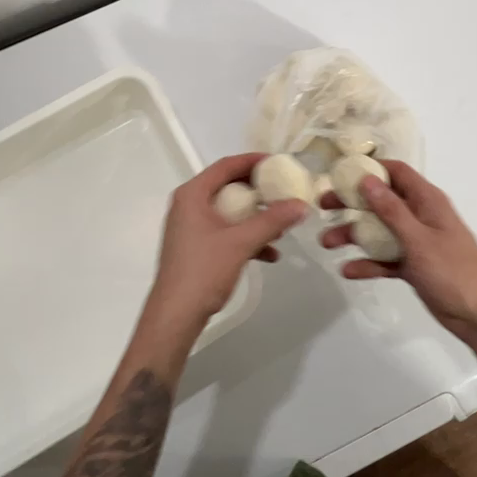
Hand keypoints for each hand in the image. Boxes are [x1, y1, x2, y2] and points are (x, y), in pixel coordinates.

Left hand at [145, 153, 306, 331]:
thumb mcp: (241, 242)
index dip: (252, 161)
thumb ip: (271, 221)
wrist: (175, 315)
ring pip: (228, 211)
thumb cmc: (203, 271)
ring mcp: (190, 226)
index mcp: (192, 194)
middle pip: (228, 187)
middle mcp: (188, 204)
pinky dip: (245, 237)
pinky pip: (224, 232)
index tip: (278, 162)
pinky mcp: (195, 246)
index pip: (225, 165)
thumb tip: (301, 204)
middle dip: (258, 192)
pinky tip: (270, 254)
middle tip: (283, 191)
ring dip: (254, 218)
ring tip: (281, 226)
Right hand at [320, 160, 476, 340]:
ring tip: (326, 243)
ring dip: (354, 234)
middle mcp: (419, 216)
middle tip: (323, 206)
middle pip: (381, 201)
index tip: (341, 173)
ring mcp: (415, 241)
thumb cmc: (453, 271)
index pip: (396, 172)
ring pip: (379, 230)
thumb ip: (392, 210)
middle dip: (352, 203)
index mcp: (427, 201)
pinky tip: (348, 270)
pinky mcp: (412, 265)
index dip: (370, 168)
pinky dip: (368, 262)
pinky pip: (385, 258)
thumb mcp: (419, 239)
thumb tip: (367, 178)